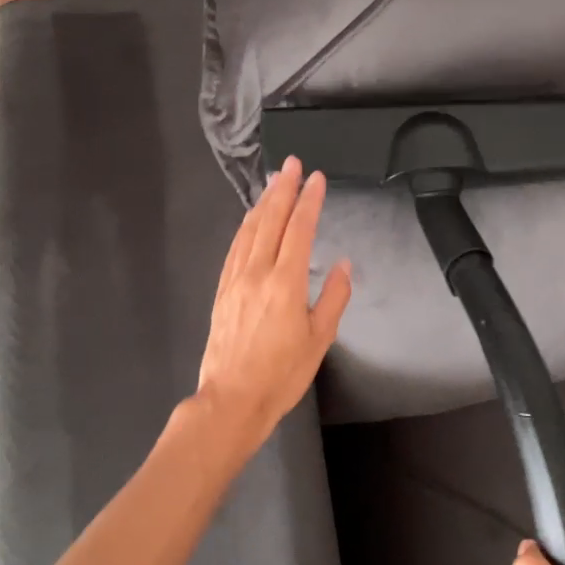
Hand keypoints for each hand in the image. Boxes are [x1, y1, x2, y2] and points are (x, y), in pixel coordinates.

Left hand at [196, 155, 351, 447]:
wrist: (232, 400)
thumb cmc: (282, 374)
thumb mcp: (320, 339)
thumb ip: (334, 297)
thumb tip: (343, 264)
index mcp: (285, 283)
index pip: (299, 230)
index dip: (309, 201)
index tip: (316, 178)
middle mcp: (257, 273)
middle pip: (270, 221)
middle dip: (282, 189)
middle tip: (291, 164)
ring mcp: (235, 280)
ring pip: (249, 230)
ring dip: (263, 203)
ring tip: (273, 182)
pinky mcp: (222, 291)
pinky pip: (234, 248)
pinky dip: (245, 227)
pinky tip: (250, 220)